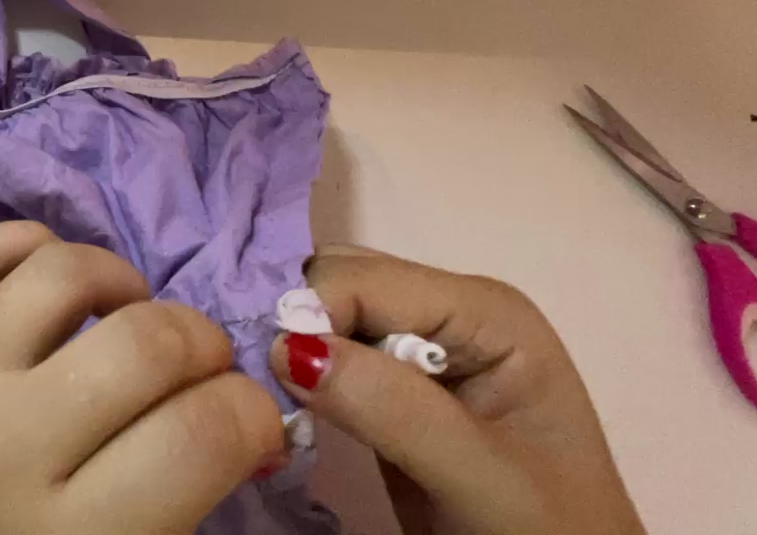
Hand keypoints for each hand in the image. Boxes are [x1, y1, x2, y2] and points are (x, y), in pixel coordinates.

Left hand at [0, 221, 286, 534]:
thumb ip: (183, 504)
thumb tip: (248, 422)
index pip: (198, 438)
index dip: (252, 411)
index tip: (252, 415)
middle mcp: (5, 442)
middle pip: (142, 344)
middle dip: (203, 341)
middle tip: (202, 363)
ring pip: (60, 274)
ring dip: (122, 279)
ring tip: (130, 312)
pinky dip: (30, 242)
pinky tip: (57, 273)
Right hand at [270, 246, 645, 534]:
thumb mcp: (482, 481)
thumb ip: (393, 408)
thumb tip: (287, 346)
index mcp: (484, 310)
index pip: (363, 279)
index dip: (311, 315)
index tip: (276, 373)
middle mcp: (447, 304)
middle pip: (337, 275)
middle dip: (296, 320)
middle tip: (272, 380)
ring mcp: (420, 332)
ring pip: (323, 299)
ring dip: (292, 339)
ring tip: (279, 388)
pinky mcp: (393, 367)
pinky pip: (327, 336)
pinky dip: (300, 360)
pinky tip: (295, 394)